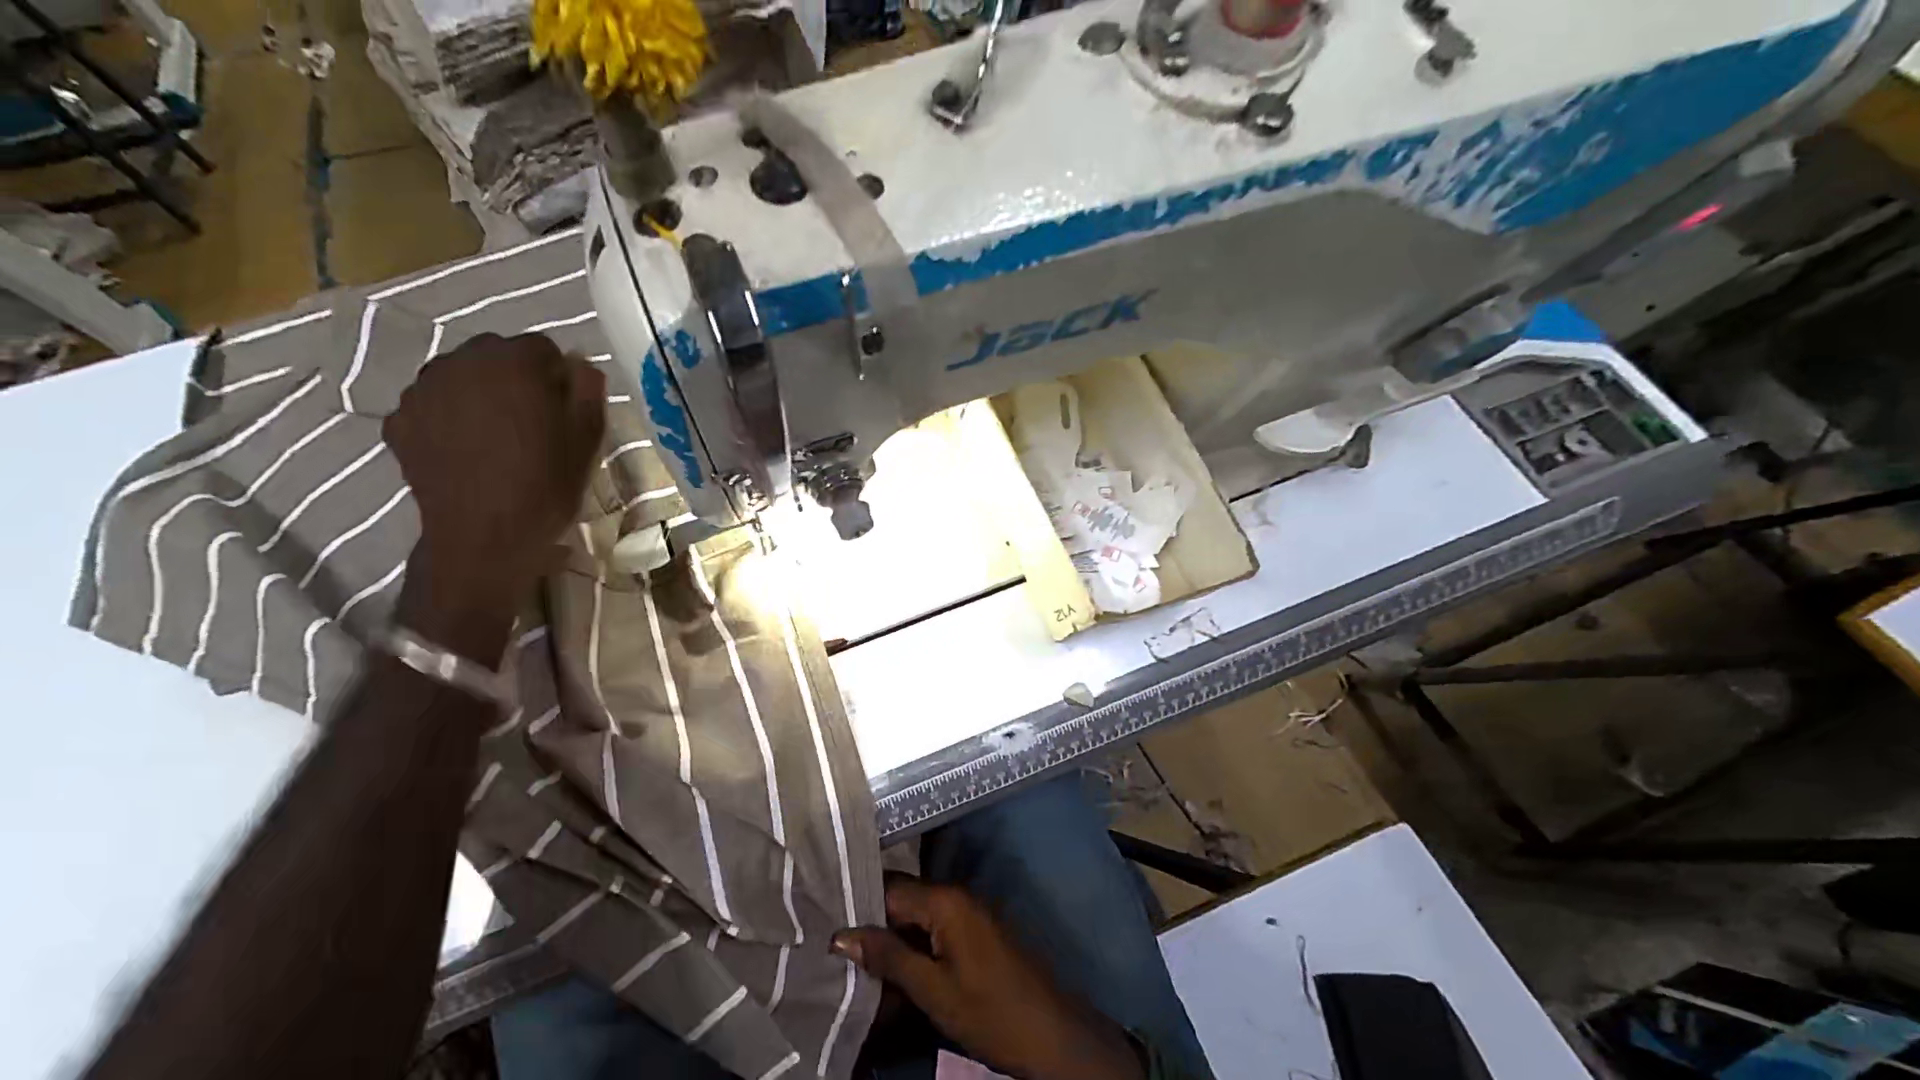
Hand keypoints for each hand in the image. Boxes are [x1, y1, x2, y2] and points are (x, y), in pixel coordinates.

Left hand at [384, 333, 604, 662]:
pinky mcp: (398, 420)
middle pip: (496, 354)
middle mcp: (459, 363)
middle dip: (516, 378)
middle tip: (533, 420)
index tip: (565, 408)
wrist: (483, 538)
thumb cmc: (545, 485)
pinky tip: (465, 449)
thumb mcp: (587, 438)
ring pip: (460, 376)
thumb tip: (579, 365)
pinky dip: (449, 417)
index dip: (559, 376)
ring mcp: (420, 390)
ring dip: (480, 394)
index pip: (543, 347)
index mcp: (511, 362)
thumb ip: (587, 389)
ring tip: (497, 435)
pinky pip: (432, 405)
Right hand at [834, 878, 1144, 1079]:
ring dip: (888, 939)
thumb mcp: (932, 990)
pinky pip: (931, 932)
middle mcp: (955, 896)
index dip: (854, 903)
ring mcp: (967, 915)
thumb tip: (840, 935)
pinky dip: (909, 949)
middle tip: (830, 945)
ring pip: (914, 917)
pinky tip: (887, 973)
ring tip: (849, 961)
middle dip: (869, 922)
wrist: (1053, 1036)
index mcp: (944, 900)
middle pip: (900, 899)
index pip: (888, 887)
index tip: (821, 918)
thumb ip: (888, 957)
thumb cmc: (990, 1011)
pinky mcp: (974, 935)